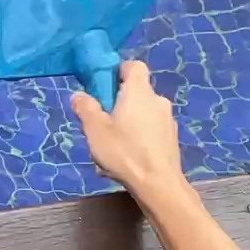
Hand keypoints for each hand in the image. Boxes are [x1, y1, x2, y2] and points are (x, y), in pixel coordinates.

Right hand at [69, 60, 190, 205]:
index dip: (117, 70)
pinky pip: (148, 129)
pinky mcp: (170, 137)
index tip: (102, 85)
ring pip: (141, 113)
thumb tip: (79, 95)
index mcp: (139, 93)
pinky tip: (125, 157)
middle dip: (116, 103)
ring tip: (110, 146)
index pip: (133, 66)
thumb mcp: (95, 130)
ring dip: (125, 122)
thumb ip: (85, 108)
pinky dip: (136, 136)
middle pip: (135, 92)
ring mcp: (167, 120)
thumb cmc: (124, 151)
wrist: (158, 183)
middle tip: (99, 122)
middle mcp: (157, 101)